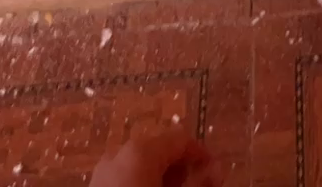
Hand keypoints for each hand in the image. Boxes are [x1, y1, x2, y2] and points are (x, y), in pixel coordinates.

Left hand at [89, 130, 218, 186]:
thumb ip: (200, 184)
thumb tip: (218, 169)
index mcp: (142, 150)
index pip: (181, 140)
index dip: (202, 154)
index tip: (215, 173)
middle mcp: (121, 152)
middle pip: (161, 151)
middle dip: (181, 168)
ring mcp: (103, 171)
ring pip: (142, 165)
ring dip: (162, 178)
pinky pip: (125, 177)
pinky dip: (142, 184)